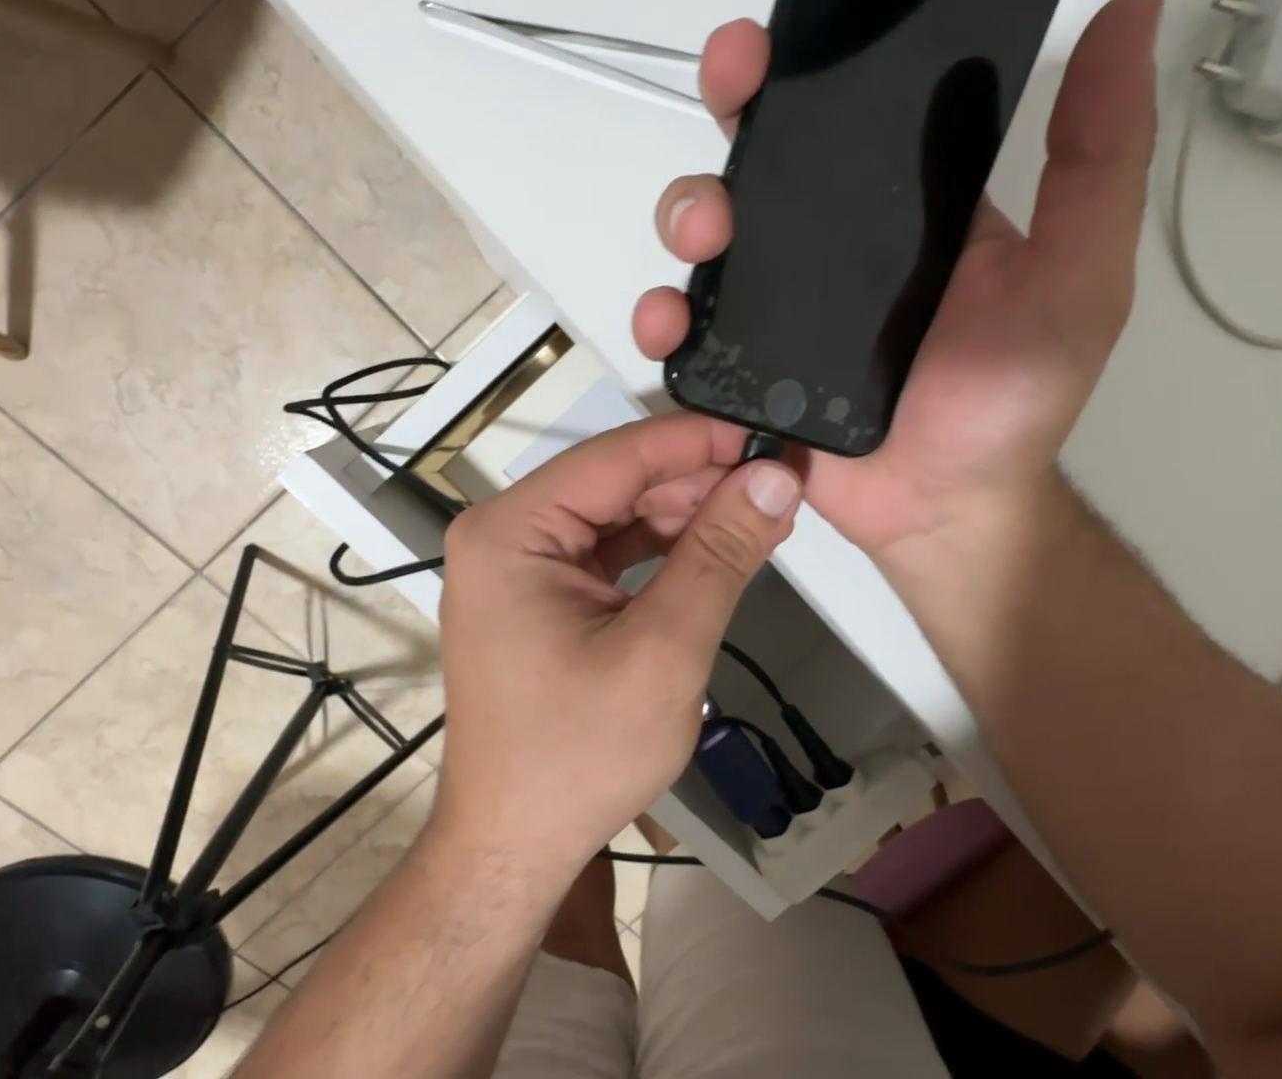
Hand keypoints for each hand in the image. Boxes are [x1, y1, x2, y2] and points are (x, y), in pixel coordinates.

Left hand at [432, 413, 801, 873]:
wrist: (517, 843)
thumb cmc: (576, 757)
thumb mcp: (663, 649)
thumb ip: (720, 555)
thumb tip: (773, 480)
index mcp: (511, 532)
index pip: (617, 456)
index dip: (698, 441)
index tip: (767, 438)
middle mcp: (504, 537)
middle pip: (616, 483)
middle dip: (697, 482)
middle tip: (776, 486)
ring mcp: (518, 570)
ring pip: (616, 516)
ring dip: (686, 516)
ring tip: (760, 518)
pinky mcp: (539, 600)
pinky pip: (608, 555)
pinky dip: (662, 553)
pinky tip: (715, 551)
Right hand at [631, 0, 1160, 556]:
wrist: (945, 507)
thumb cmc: (1012, 403)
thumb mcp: (1079, 274)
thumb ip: (1099, 159)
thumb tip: (1130, 14)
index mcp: (906, 211)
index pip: (852, 116)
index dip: (815, 64)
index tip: (789, 34)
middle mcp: (832, 251)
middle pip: (765, 158)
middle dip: (736, 108)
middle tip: (732, 84)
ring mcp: (780, 312)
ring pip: (712, 234)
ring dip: (688, 209)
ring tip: (706, 232)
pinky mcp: (745, 369)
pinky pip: (690, 331)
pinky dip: (664, 319)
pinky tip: (670, 321)